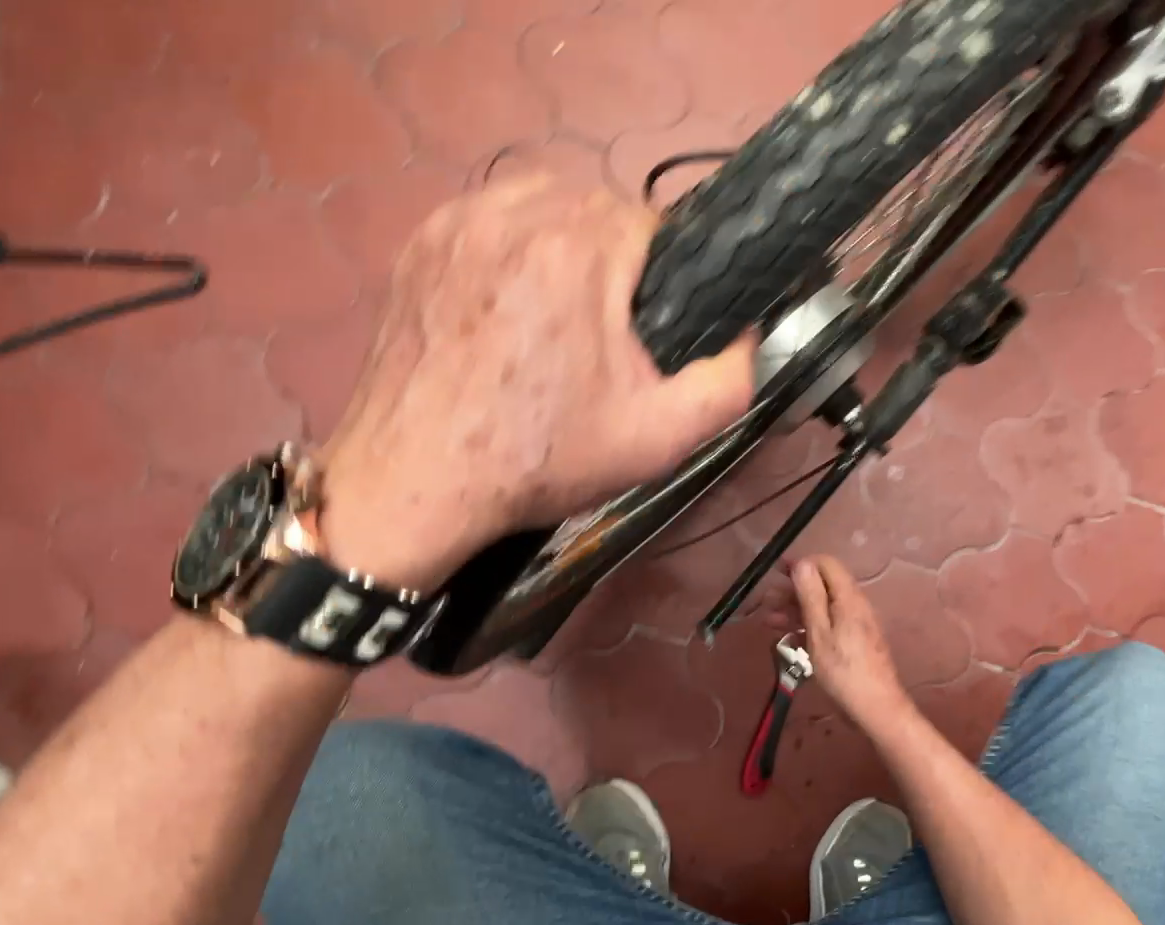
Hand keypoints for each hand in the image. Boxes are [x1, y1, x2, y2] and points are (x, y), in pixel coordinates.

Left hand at [315, 172, 755, 589]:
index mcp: (578, 251)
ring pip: (544, 203)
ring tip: (568, 312)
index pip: (654, 222)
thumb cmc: (542, 460)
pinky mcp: (420, 244)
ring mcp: (457, 224)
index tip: (658, 323)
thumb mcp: (663, 437)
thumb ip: (729, 380)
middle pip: (598, 207)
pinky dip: (517, 248)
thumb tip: (746, 334)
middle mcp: (514, 215)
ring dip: (569, 244)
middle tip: (614, 329)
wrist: (418, 483)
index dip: (669, 273)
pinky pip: (491, 219)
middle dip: (619, 259)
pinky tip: (517, 306)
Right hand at [765, 556, 914, 732]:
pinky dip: (807, 628)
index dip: (802, 564)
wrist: (875, 708)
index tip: (776, 572)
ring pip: (822, 608)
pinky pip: (827, 625)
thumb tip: (803, 563)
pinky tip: (788, 641)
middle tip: (766, 601)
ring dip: (795, 611)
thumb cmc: (843, 671)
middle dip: (793, 590)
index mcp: (848, 598)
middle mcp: (854, 606)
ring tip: (769, 621)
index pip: (827, 565)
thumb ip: (811, 596)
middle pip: (823, 586)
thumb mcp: (820, 632)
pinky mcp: (852, 642)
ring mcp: (855, 625)